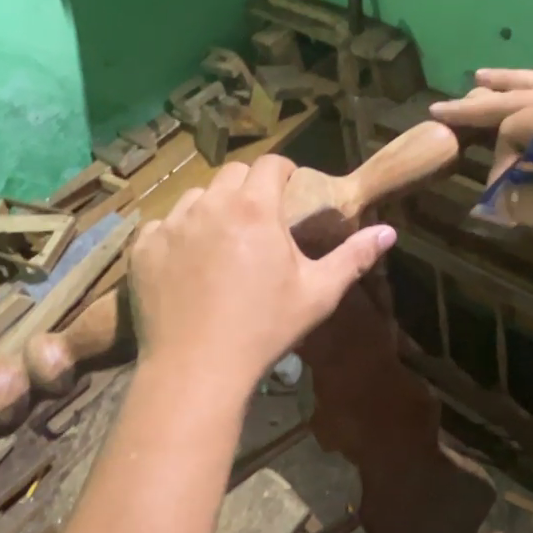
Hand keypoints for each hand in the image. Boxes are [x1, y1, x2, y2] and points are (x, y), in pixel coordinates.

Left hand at [128, 156, 395, 397]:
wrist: (196, 369)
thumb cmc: (264, 329)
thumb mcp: (318, 294)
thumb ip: (354, 257)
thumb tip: (388, 233)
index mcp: (256, 208)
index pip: (271, 164)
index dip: (283, 172)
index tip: (288, 189)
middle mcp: (211, 204)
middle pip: (232, 173)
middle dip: (249, 187)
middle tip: (259, 219)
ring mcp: (173, 224)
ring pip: (196, 196)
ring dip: (212, 208)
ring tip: (221, 241)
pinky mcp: (143, 247)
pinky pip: (162, 225)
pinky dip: (176, 235)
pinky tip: (186, 264)